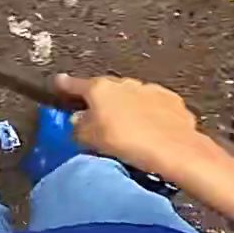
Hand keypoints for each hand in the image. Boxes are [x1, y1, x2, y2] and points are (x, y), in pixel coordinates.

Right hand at [54, 74, 216, 180]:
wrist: (175, 150)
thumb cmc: (127, 142)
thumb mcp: (90, 140)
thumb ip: (79, 127)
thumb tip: (78, 120)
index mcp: (99, 89)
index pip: (75, 84)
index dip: (63, 85)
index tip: (57, 83)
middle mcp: (124, 83)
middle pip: (105, 90)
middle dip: (100, 101)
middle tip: (97, 119)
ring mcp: (150, 90)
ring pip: (131, 97)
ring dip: (126, 108)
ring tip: (127, 130)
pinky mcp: (172, 102)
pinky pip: (153, 106)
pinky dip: (148, 115)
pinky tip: (150, 131)